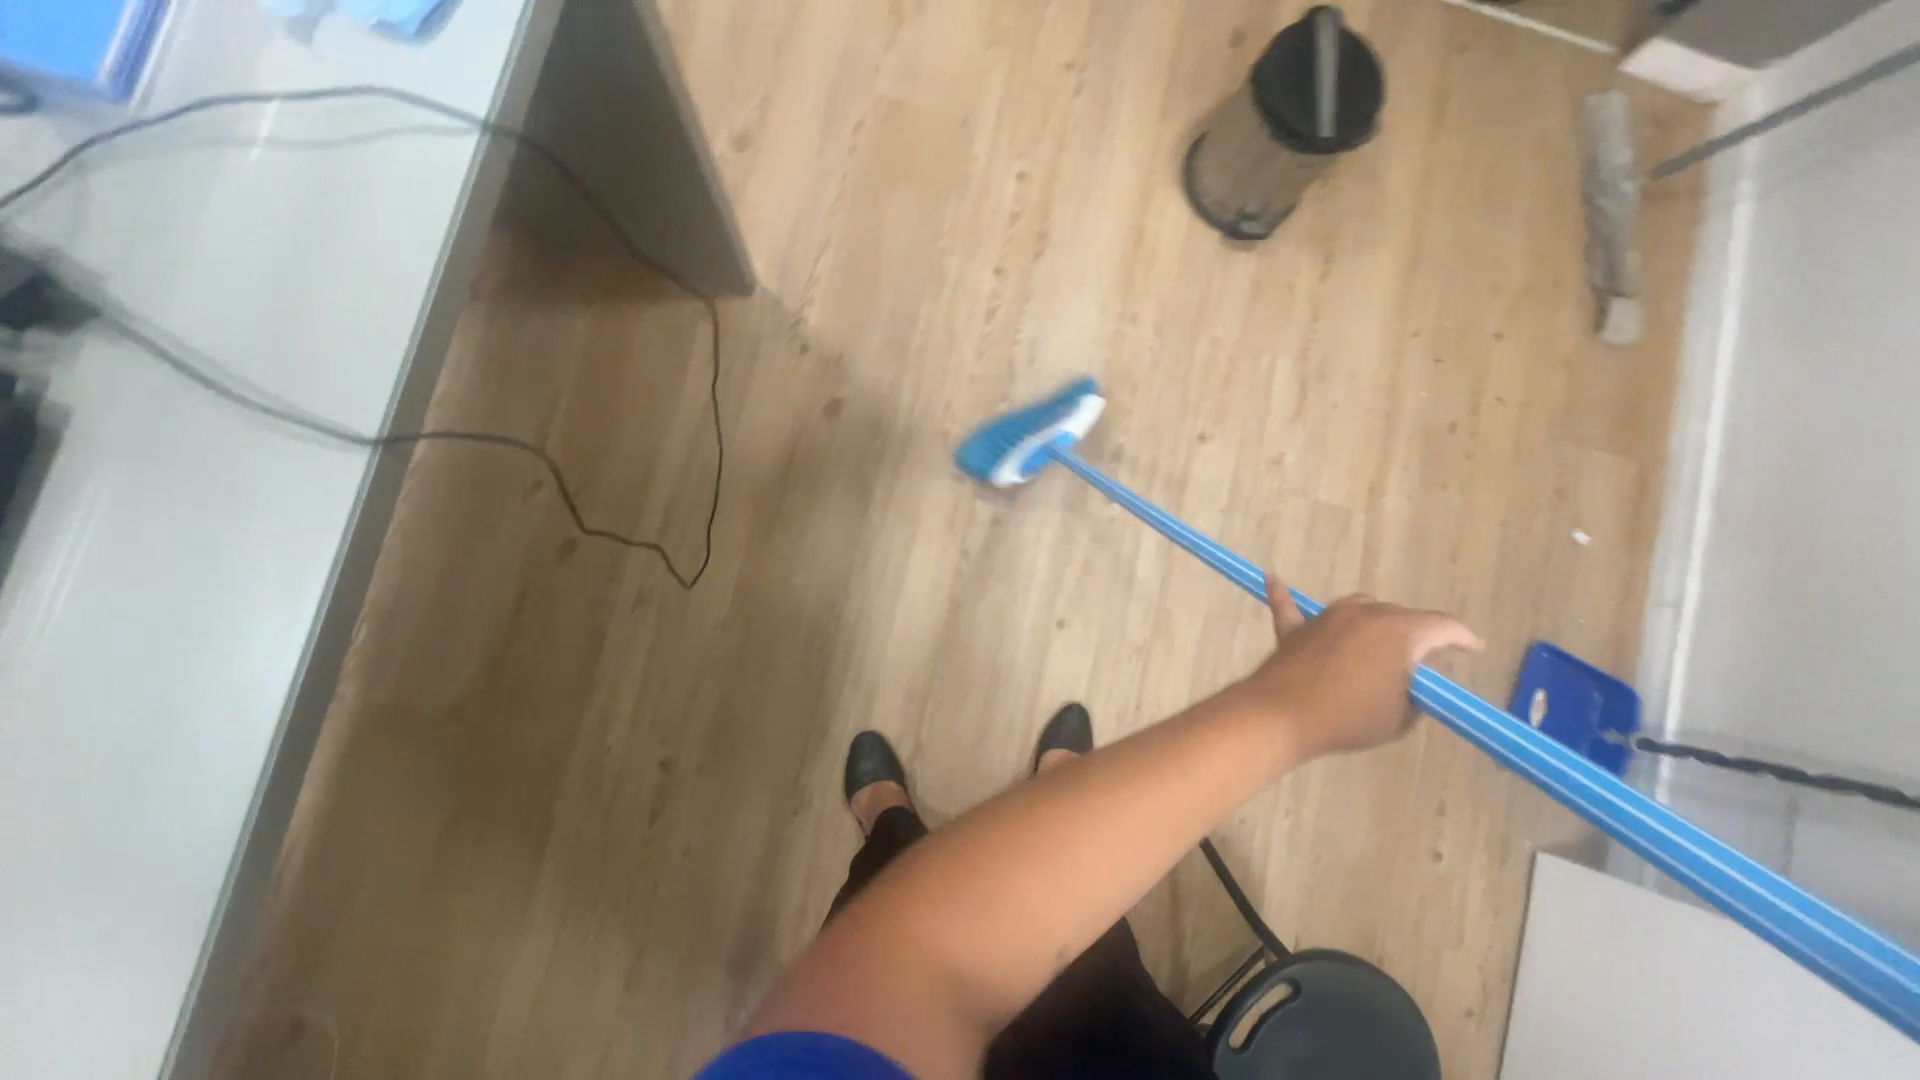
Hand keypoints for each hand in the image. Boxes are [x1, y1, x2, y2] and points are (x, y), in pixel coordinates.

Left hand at [1239, 573, 1482, 759]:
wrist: (1284, 716)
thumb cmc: (1349, 717)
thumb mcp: (1400, 716)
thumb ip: (1413, 693)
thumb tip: (1407, 682)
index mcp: (1399, 631)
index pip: (1441, 626)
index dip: (1461, 637)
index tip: (1473, 647)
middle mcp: (1363, 613)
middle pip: (1398, 616)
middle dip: (1414, 636)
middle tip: (1417, 664)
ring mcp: (1325, 618)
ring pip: (1357, 608)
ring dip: (1371, 622)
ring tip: (1377, 645)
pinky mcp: (1293, 630)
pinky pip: (1288, 606)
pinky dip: (1283, 594)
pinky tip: (1272, 578)